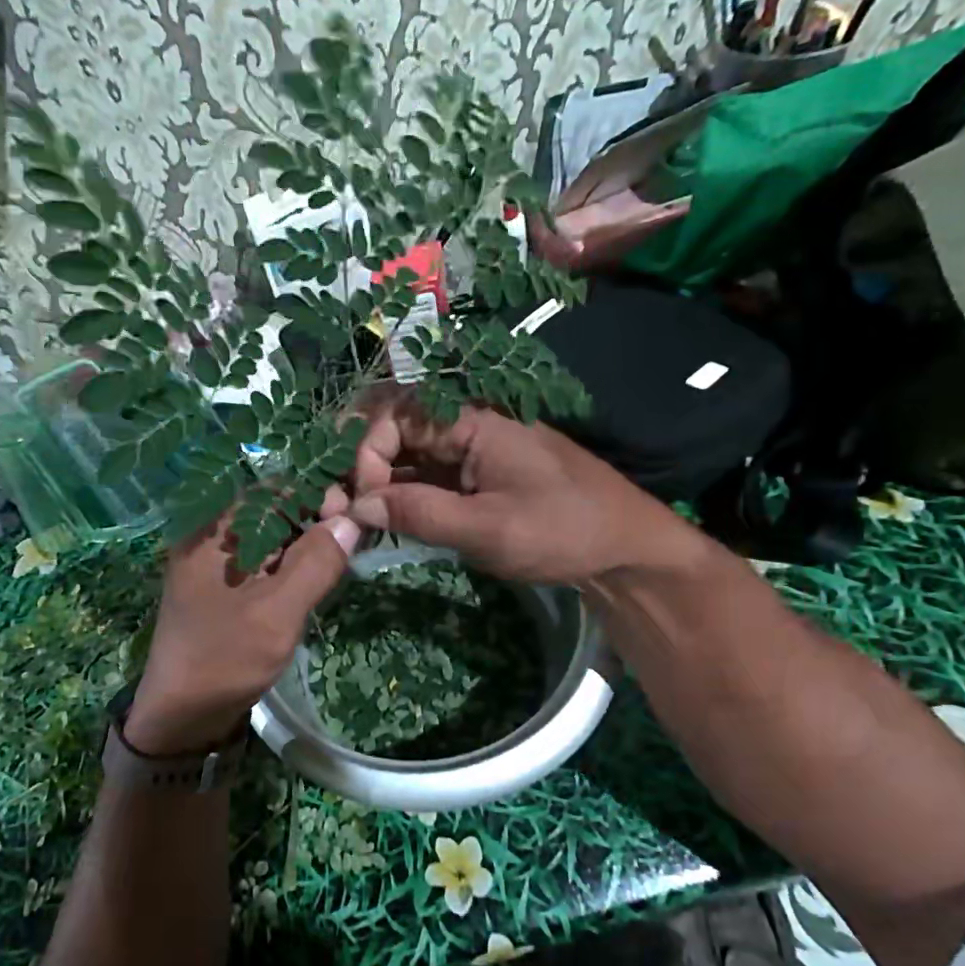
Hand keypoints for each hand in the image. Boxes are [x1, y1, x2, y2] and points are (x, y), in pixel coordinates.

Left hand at [127, 513, 360, 754]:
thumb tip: (351, 520)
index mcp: (212, 533)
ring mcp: (216, 566)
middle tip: (352, 542)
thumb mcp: (276, 612)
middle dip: (314, 520)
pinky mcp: (224, 590)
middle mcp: (211, 540)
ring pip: (272, 539)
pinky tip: (315, 580)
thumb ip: (314, 563)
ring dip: (306, 545)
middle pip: (272, 511)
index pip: (272, 491)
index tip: (351, 519)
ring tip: (341, 560)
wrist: (180, 719)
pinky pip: (264, 564)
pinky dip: (292, 566)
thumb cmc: (224, 659)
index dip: (315, 496)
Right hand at [349, 396, 700, 583]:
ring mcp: (472, 453)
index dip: (368, 455)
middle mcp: (468, 426)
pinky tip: (386, 524)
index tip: (364, 503)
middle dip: (364, 468)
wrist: (623, 548)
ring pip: (409, 458)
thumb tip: (356, 507)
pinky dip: (404, 498)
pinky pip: (428, 478)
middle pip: (396, 432)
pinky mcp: (477, 478)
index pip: (396, 417)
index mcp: (474, 421)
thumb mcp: (487, 529)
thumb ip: (419, 514)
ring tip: (356, 521)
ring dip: (380, 486)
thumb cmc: (561, 530)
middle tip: (341, 508)